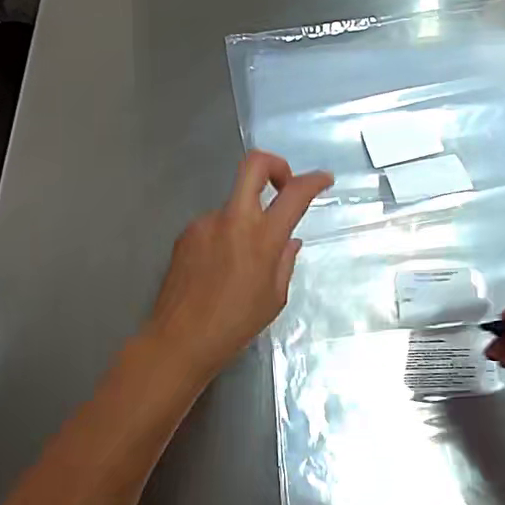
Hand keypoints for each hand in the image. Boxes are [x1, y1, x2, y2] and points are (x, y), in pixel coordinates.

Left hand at [142, 151, 332, 381]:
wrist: (179, 340)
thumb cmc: (235, 325)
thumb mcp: (274, 298)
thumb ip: (284, 261)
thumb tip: (289, 240)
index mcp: (262, 238)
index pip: (294, 194)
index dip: (314, 180)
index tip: (324, 180)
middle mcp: (232, 220)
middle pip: (253, 165)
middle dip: (275, 165)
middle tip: (283, 185)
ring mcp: (205, 223)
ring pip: (233, 205)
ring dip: (246, 220)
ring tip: (242, 264)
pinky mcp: (186, 234)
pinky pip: (214, 226)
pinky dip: (225, 238)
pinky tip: (220, 271)